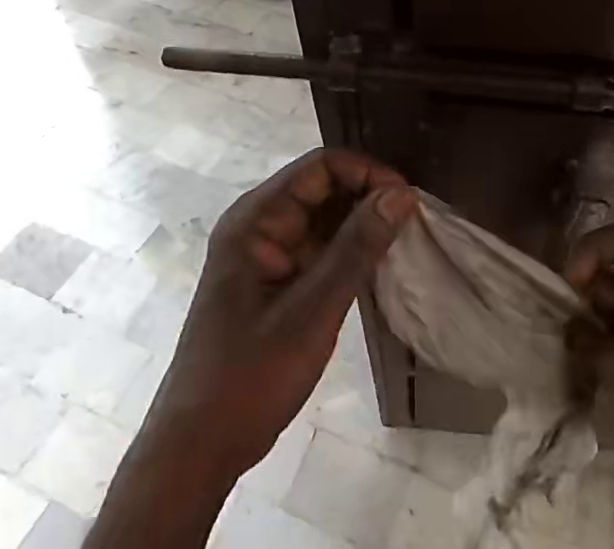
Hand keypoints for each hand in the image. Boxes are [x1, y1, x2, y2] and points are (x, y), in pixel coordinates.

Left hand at [88, 148, 417, 548]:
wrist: (200, 445)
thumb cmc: (250, 375)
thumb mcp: (312, 309)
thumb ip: (357, 247)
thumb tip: (402, 193)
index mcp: (256, 219)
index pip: (320, 166)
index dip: (367, 172)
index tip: (407, 200)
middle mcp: (260, 224)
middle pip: (324, 187)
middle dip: (369, 196)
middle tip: (414, 223)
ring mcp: (268, 252)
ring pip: (326, 218)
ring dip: (364, 224)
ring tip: (406, 241)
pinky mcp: (279, 279)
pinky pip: (322, 248)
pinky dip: (352, 251)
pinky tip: (382, 264)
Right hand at [564, 223, 613, 548]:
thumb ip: (613, 361)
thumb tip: (569, 325)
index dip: (596, 249)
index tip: (570, 284)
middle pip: (612, 273)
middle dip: (577, 288)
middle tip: (548, 321)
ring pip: (606, 305)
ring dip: (577, 319)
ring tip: (553, 350)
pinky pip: (607, 338)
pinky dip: (585, 346)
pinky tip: (569, 373)